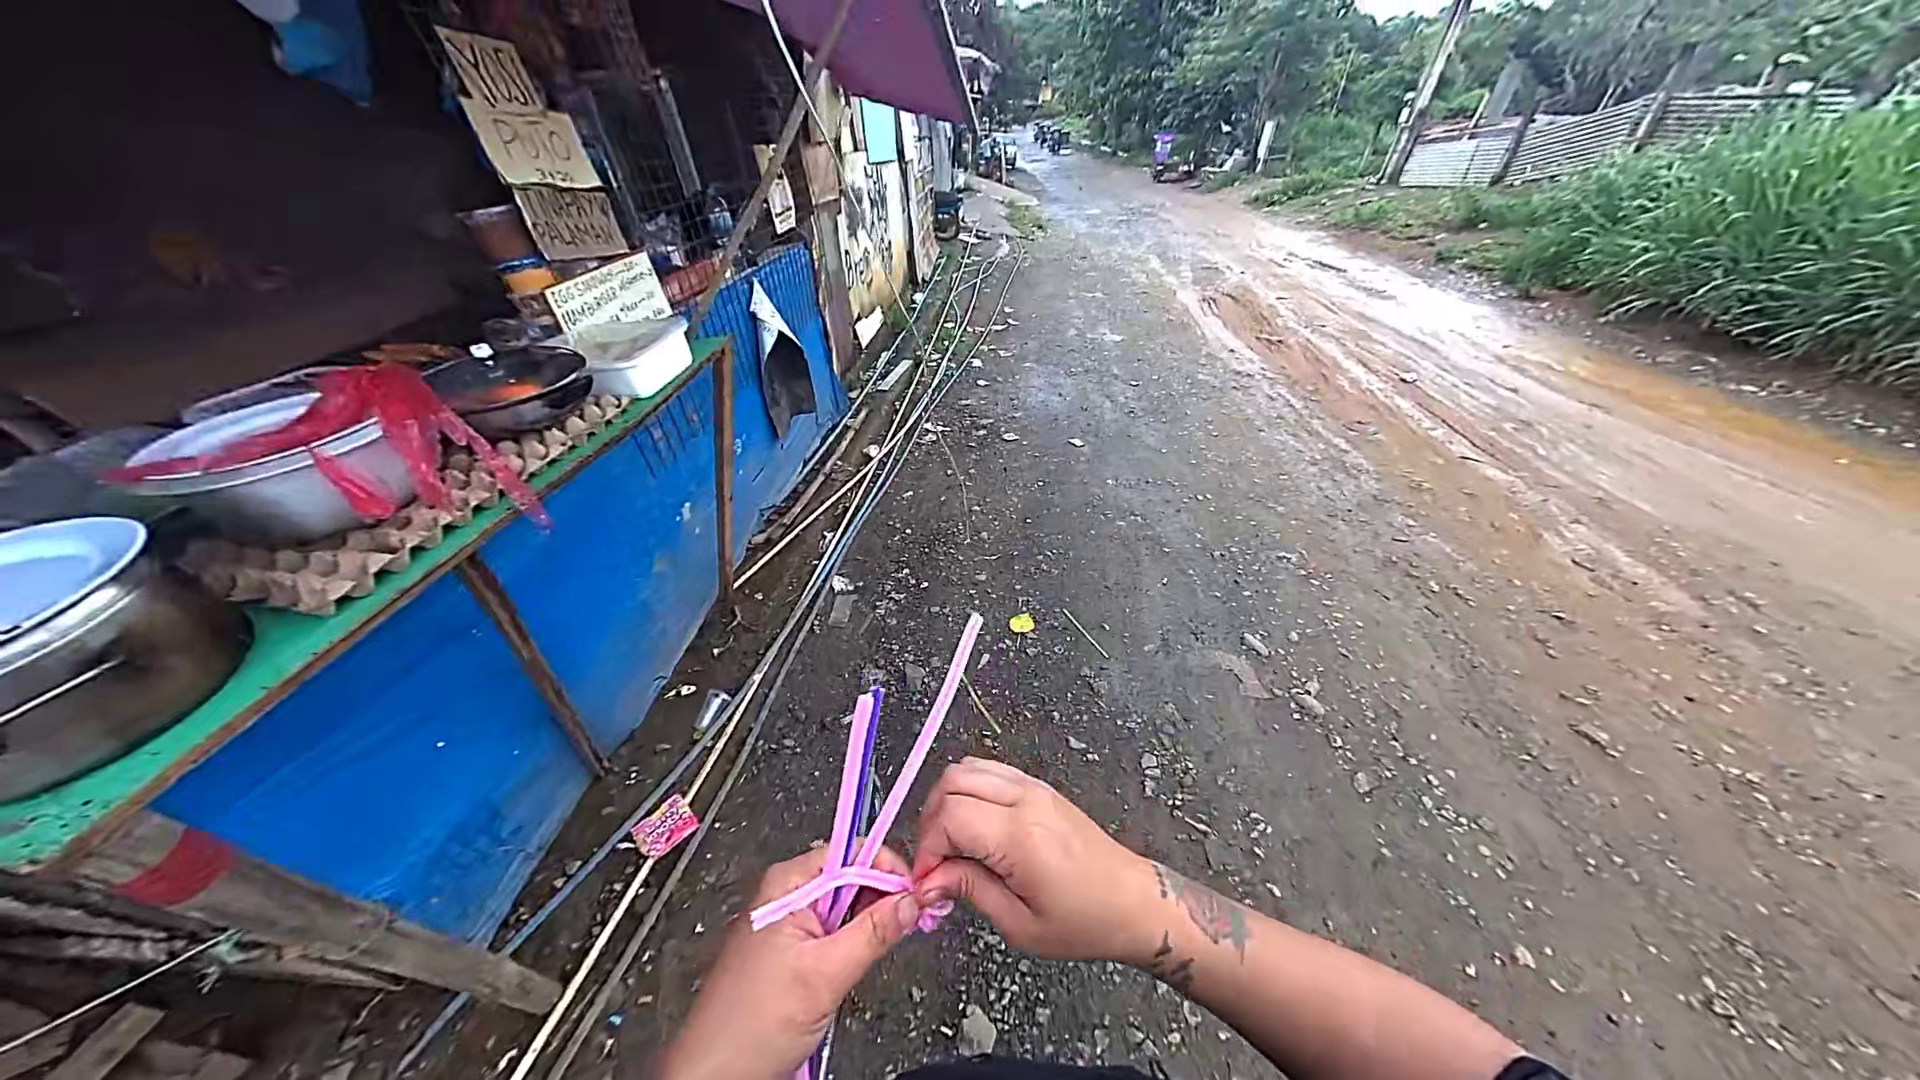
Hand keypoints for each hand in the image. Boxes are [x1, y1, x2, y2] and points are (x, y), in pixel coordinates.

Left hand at [659, 844, 921, 1079]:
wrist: (712, 1079)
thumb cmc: (747, 1028)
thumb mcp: (824, 975)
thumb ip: (873, 933)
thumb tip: (909, 901)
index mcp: (789, 883)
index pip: (853, 853)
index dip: (888, 868)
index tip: (916, 891)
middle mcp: (788, 894)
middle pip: (852, 876)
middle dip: (885, 895)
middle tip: (915, 918)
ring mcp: (790, 921)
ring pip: (847, 904)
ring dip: (874, 919)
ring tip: (894, 938)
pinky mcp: (794, 948)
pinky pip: (835, 928)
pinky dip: (859, 937)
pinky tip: (869, 954)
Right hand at [912, 757, 1159, 964]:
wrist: (1132, 901)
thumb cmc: (1084, 921)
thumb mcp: (1020, 924)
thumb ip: (968, 890)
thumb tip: (927, 881)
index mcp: (1021, 836)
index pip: (949, 815)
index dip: (926, 847)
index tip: (928, 879)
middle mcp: (1025, 799)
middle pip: (951, 781)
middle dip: (930, 821)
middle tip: (935, 861)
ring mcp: (1032, 786)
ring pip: (966, 767)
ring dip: (946, 800)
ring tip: (950, 843)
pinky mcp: (1037, 785)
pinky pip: (988, 769)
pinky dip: (968, 789)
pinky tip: (972, 825)